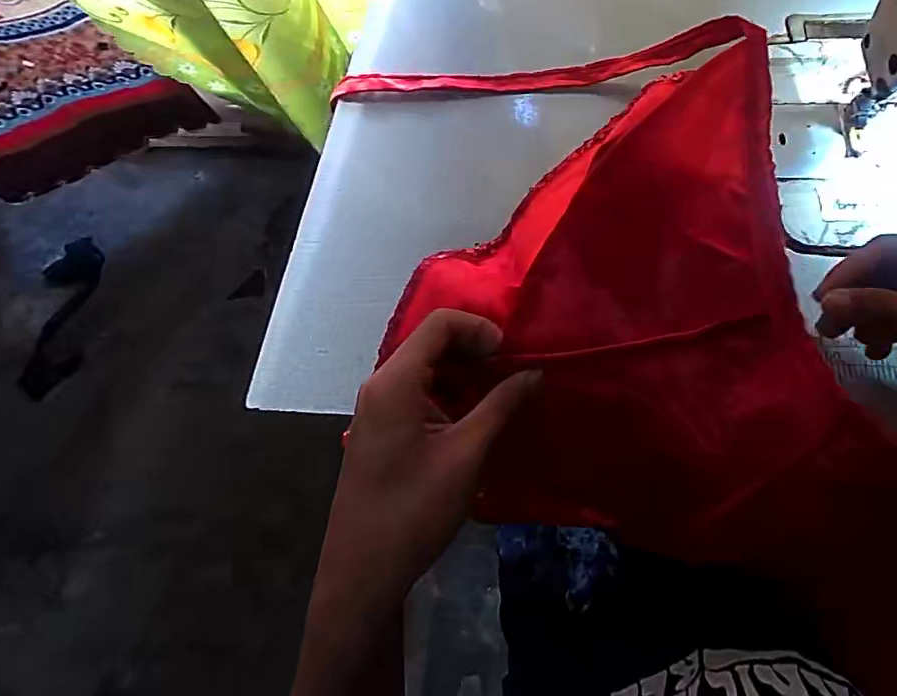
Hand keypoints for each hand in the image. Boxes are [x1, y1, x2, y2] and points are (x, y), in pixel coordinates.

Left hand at [319, 310, 540, 606]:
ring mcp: (378, 407)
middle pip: (432, 341)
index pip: (439, 323)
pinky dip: (449, 392)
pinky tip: (474, 416)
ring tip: (499, 393)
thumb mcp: (467, 454)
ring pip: (427, 366)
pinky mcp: (382, 428)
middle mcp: (381, 384)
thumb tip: (535, 374)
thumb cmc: (414, 510)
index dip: (479, 328)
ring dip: (464, 372)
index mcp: (395, 381)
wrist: (361, 574)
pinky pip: (419, 391)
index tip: (508, 355)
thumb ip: (502, 405)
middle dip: (475, 349)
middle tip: (511, 371)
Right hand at [813, 231, 896, 448]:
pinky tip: (881, 346)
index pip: (886, 250)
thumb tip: (828, 302)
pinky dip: (894, 327)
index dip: (848, 274)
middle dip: (857, 296)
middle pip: (890, 271)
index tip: (819, 303)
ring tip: (851, 341)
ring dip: (872, 314)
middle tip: (827, 327)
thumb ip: (887, 308)